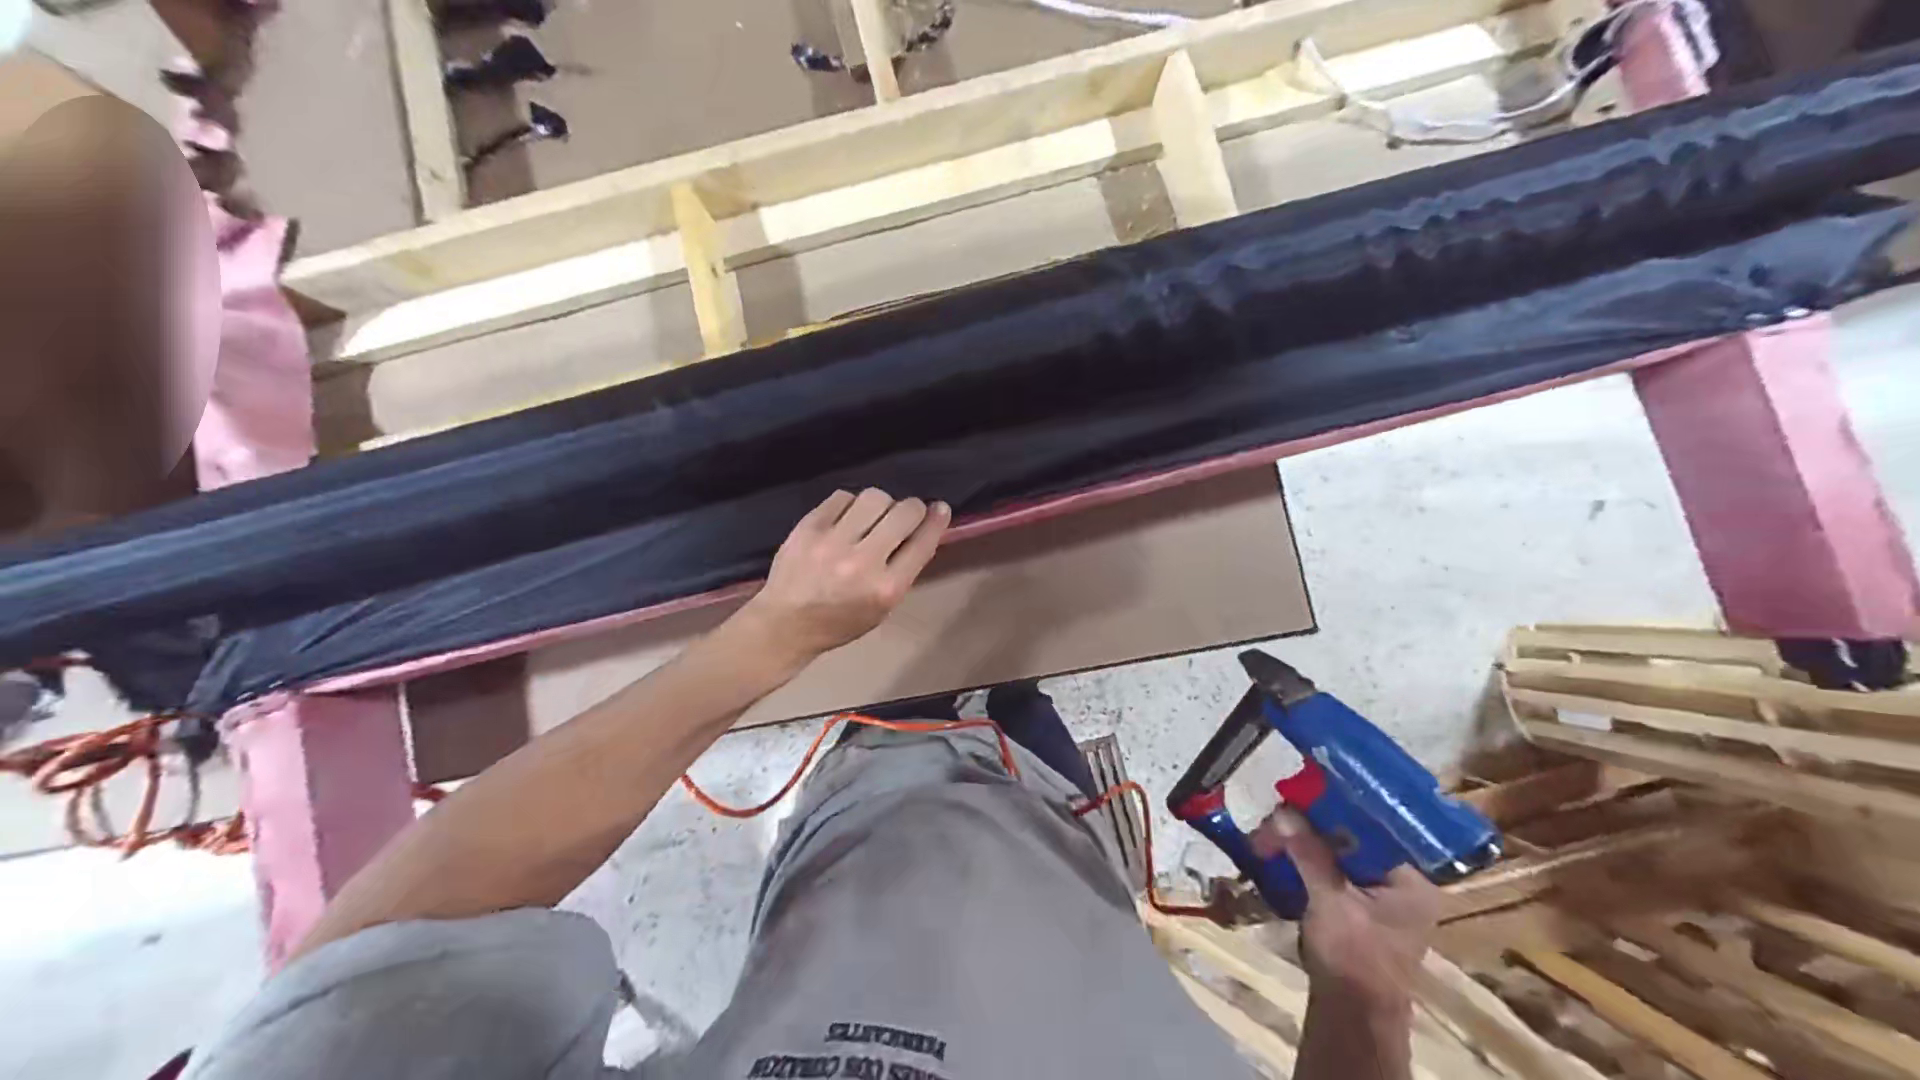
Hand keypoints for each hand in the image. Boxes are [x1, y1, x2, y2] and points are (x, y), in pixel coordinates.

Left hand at [737, 488, 949, 661]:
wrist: (784, 624)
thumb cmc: (840, 621)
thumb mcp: (882, 608)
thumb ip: (904, 570)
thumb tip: (924, 529)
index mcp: (885, 588)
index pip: (922, 542)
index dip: (936, 520)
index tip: (940, 508)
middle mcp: (862, 562)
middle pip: (903, 511)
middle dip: (912, 508)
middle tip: (905, 514)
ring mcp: (832, 542)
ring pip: (874, 497)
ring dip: (881, 503)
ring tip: (872, 517)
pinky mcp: (808, 527)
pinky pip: (842, 496)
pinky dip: (850, 503)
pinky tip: (846, 518)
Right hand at [1251, 807, 1439, 1013]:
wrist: (1351, 1016)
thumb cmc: (1354, 959)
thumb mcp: (1331, 902)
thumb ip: (1310, 854)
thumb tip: (1283, 811)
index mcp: (1411, 878)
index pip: (1380, 823)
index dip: (1343, 801)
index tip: (1309, 783)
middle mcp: (1401, 879)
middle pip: (1354, 833)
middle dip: (1313, 821)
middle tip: (1279, 810)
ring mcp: (1378, 891)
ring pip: (1338, 847)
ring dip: (1303, 838)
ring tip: (1270, 831)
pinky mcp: (1356, 901)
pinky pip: (1330, 864)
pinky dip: (1306, 855)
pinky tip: (1280, 846)